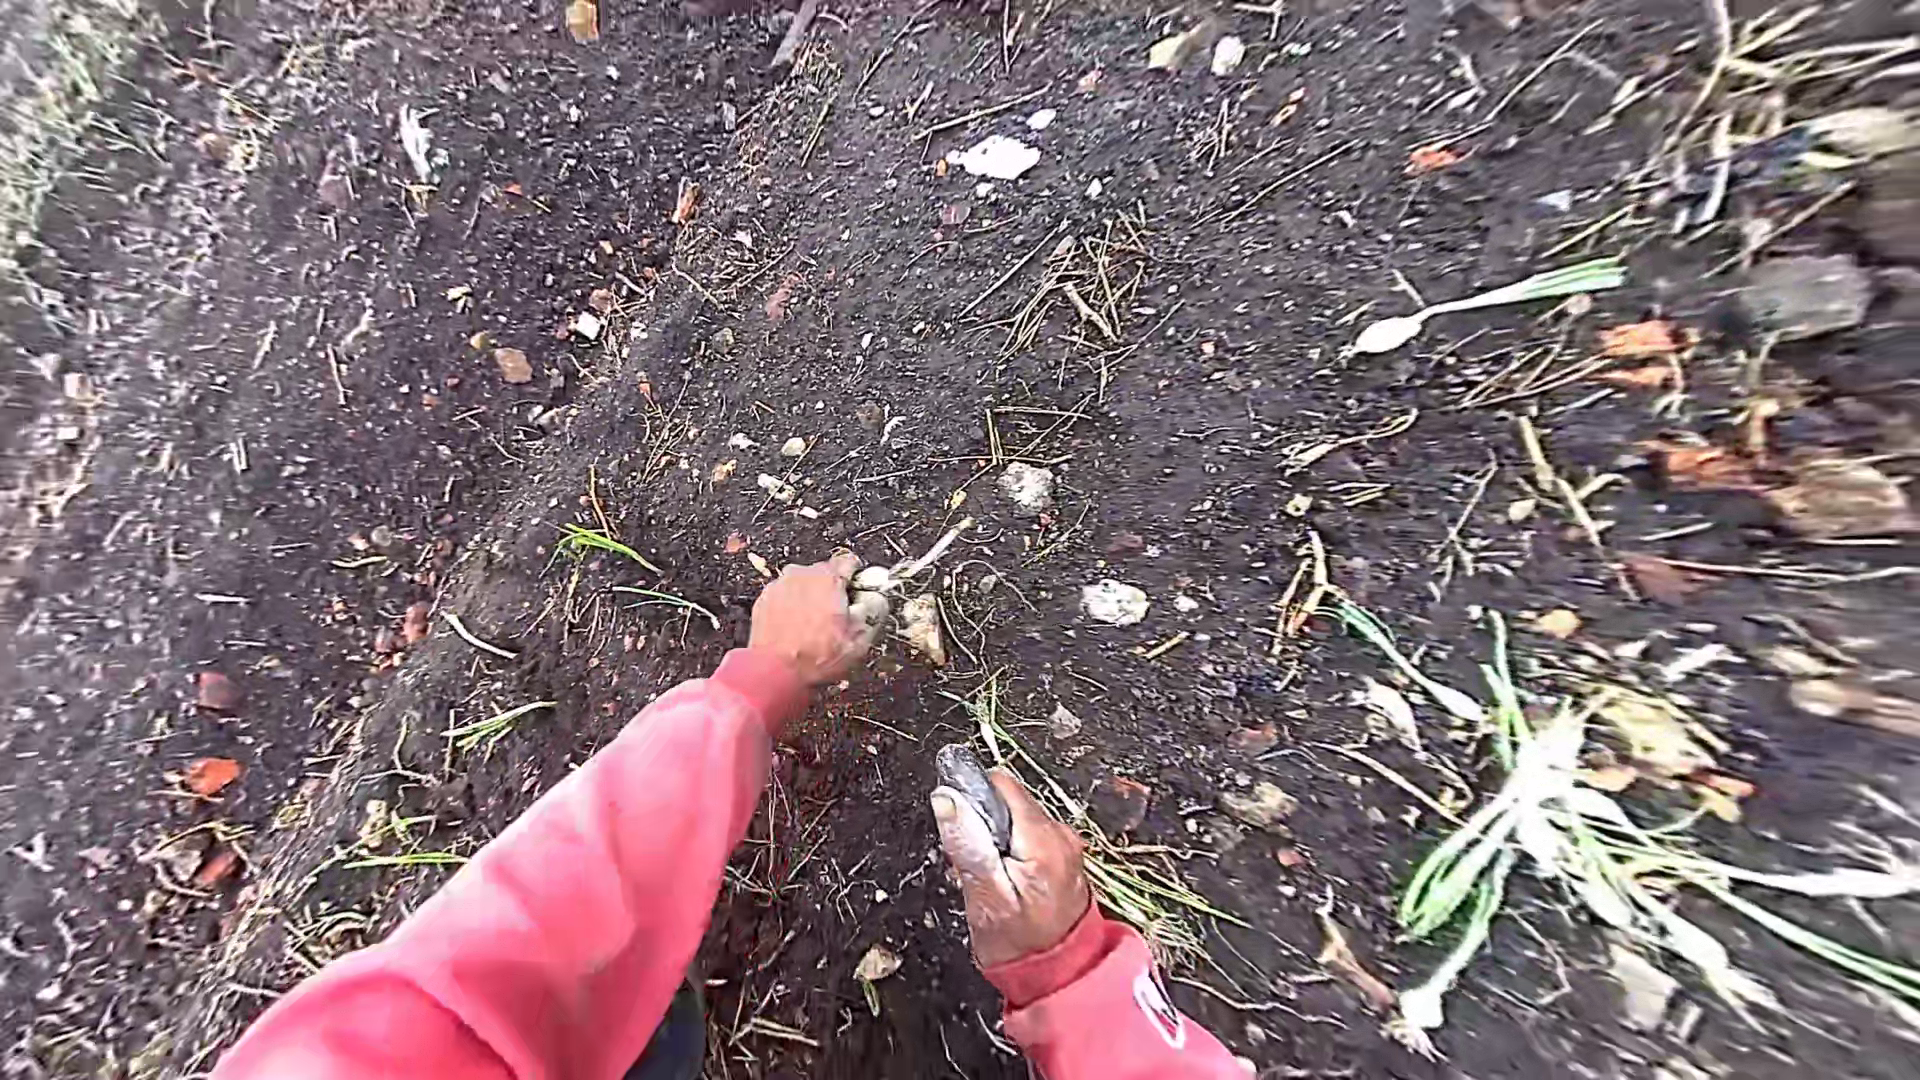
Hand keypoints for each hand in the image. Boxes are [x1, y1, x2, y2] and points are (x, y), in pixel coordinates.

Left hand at [748, 552, 885, 685]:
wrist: (775, 674)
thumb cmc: (817, 656)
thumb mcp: (861, 636)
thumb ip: (875, 608)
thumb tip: (876, 597)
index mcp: (828, 577)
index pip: (850, 563)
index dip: (858, 582)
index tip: (859, 598)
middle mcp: (801, 574)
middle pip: (825, 574)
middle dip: (833, 592)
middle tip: (837, 620)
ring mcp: (779, 586)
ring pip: (804, 586)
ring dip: (811, 600)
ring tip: (814, 630)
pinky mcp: (764, 601)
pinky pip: (786, 597)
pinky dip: (792, 609)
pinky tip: (796, 631)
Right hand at [931, 769, 1091, 967]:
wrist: (1061, 981)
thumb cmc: (1020, 946)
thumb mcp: (984, 897)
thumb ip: (967, 843)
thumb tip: (947, 797)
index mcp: (1042, 839)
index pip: (1001, 785)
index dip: (975, 801)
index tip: (964, 831)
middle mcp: (1060, 834)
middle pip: (1010, 801)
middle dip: (985, 824)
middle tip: (975, 866)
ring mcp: (1066, 844)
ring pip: (1018, 817)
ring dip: (998, 839)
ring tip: (991, 878)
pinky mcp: (1065, 854)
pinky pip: (1031, 835)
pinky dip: (1014, 850)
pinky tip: (1008, 881)